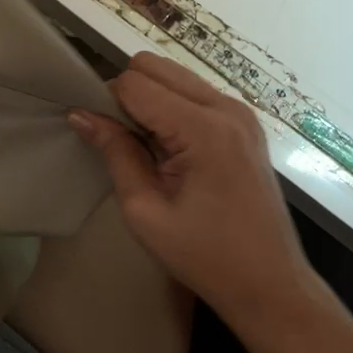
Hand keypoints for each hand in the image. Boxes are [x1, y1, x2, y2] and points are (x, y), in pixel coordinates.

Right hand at [69, 52, 311, 320]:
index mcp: (204, 130)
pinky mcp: (245, 122)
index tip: (106, 139)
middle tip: (129, 143)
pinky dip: (172, 106)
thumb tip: (80, 114)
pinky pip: (192, 90)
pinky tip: (174, 148)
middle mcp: (226, 108)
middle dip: (129, 94)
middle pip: (153, 65)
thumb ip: (115, 152)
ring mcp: (240, 112)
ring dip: (151, 99)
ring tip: (153, 148)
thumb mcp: (145, 211)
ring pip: (172, 73)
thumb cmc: (206, 257)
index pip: (134, 83)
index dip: (109, 104)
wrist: (272, 287)